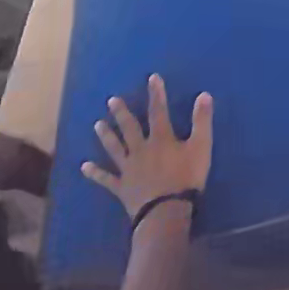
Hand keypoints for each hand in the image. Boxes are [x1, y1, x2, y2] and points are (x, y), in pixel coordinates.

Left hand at [82, 73, 213, 219]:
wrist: (166, 211)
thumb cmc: (186, 178)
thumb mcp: (201, 147)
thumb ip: (202, 121)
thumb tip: (204, 95)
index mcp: (161, 139)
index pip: (158, 111)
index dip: (156, 94)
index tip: (152, 78)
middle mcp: (140, 149)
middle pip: (130, 128)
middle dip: (122, 113)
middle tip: (111, 100)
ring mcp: (128, 168)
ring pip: (114, 149)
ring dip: (106, 136)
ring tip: (97, 124)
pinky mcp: (122, 187)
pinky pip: (106, 178)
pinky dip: (95, 173)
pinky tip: (84, 167)